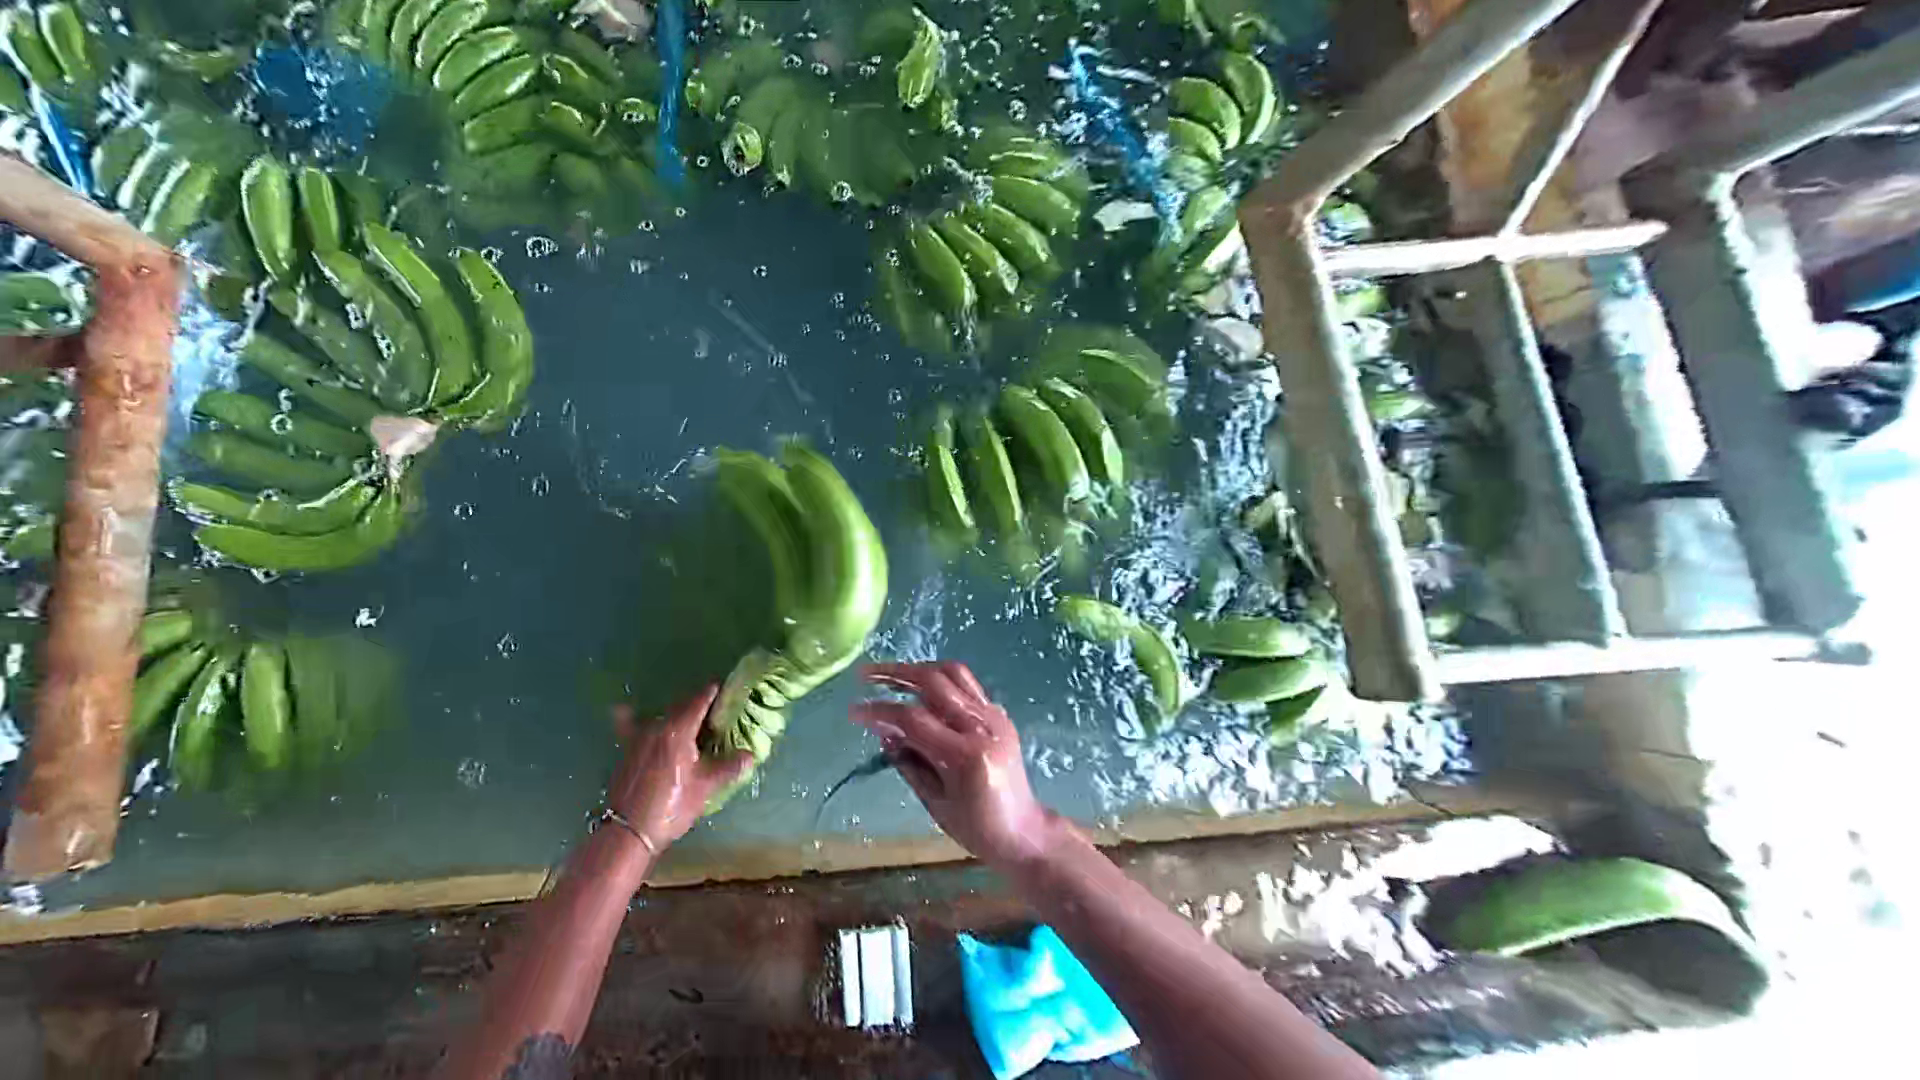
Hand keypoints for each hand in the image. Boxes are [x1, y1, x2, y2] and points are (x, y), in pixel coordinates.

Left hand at [609, 685, 753, 852]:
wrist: (628, 834)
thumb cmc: (672, 806)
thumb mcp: (706, 787)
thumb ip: (730, 767)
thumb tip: (751, 754)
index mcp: (679, 729)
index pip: (700, 698)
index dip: (716, 691)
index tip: (729, 689)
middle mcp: (657, 726)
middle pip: (682, 703)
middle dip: (700, 702)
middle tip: (718, 711)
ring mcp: (638, 736)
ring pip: (663, 714)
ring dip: (678, 712)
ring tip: (692, 721)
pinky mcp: (627, 750)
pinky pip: (632, 724)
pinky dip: (632, 715)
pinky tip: (625, 710)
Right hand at [852, 662, 1066, 868]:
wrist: (1023, 830)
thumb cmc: (976, 828)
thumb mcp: (935, 802)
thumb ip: (908, 762)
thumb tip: (884, 730)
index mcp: (965, 755)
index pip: (914, 719)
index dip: (880, 711)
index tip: (854, 711)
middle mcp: (982, 726)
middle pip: (934, 682)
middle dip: (896, 674)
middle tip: (866, 675)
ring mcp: (994, 716)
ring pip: (954, 674)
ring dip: (919, 669)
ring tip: (892, 674)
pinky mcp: (999, 714)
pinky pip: (967, 685)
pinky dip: (940, 681)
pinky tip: (921, 689)